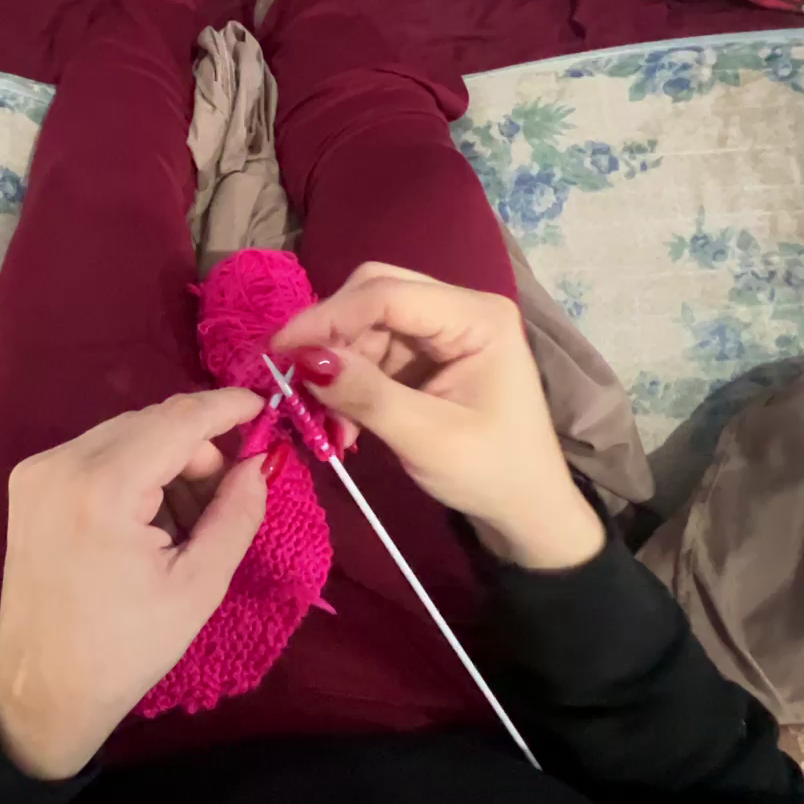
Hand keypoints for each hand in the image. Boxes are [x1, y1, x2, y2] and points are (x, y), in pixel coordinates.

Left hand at [0, 390, 270, 779]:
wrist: (42, 690)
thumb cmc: (125, 648)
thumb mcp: (199, 585)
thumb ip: (237, 513)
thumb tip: (260, 462)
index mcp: (101, 488)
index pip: (177, 420)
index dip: (225, 407)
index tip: (263, 404)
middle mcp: (61, 462)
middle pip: (152, 422)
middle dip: (198, 448)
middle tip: (225, 497)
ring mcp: (38, 468)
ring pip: (127, 434)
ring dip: (167, 461)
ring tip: (183, 524)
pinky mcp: (30, 480)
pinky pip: (101, 451)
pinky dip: (136, 472)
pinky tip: (148, 519)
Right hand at [272, 262, 603, 570]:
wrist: (523, 509)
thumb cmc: (489, 473)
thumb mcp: (425, 438)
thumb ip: (366, 394)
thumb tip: (304, 359)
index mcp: (477, 317)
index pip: (387, 294)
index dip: (327, 316)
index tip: (279, 351)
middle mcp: (459, 309)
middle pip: (374, 294)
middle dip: (331, 335)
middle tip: (297, 379)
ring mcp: (440, 330)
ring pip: (364, 323)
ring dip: (336, 364)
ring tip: (328, 419)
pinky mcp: (423, 354)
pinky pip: (369, 349)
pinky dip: (347, 380)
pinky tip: (343, 420)